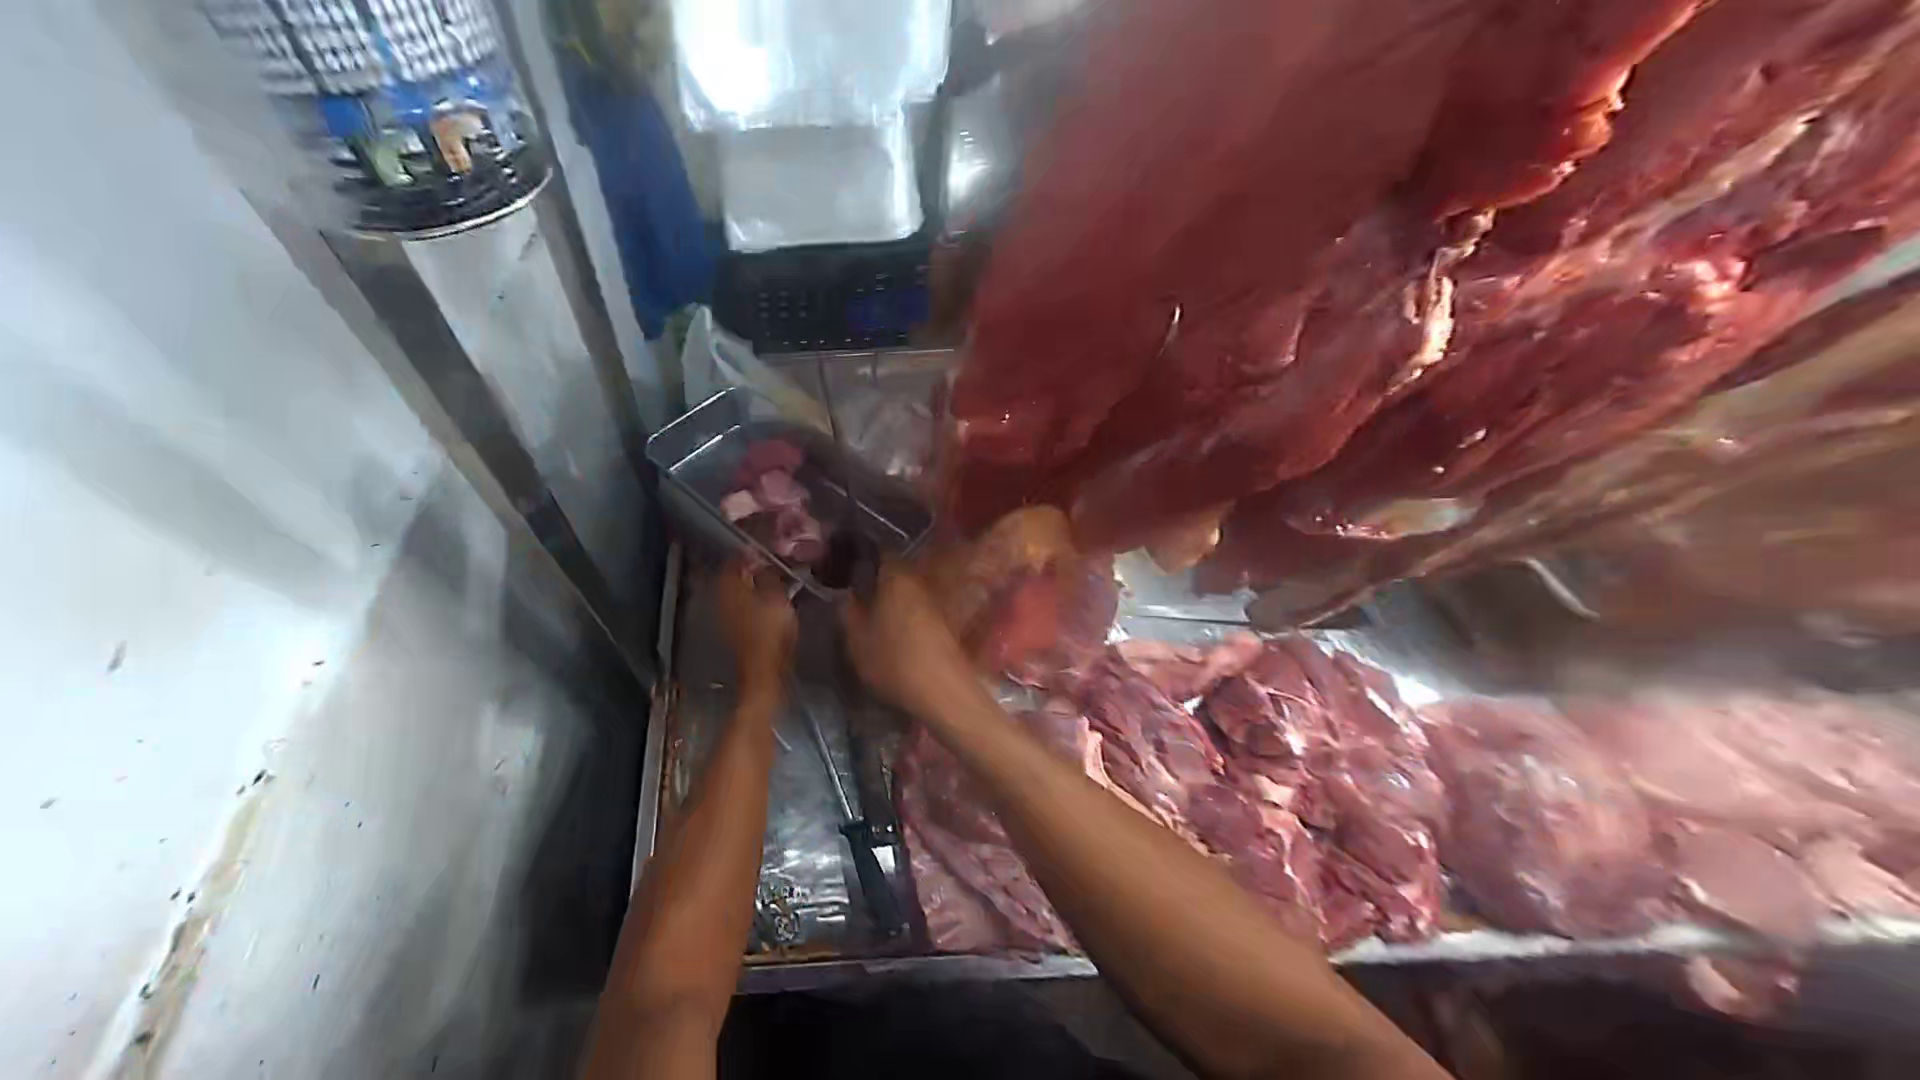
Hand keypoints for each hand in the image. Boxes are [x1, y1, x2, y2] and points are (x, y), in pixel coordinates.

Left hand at [714, 560, 795, 703]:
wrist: (763, 670)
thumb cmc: (770, 630)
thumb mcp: (777, 596)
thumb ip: (768, 574)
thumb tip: (760, 557)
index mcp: (729, 587)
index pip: (733, 560)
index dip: (748, 551)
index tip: (764, 548)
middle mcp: (721, 599)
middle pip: (732, 576)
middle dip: (749, 568)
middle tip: (769, 563)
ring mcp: (726, 616)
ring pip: (737, 591)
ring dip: (751, 584)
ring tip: (771, 580)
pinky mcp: (735, 630)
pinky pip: (742, 606)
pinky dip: (753, 600)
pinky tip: (768, 601)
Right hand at [840, 561, 976, 721]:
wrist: (943, 691)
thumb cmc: (894, 661)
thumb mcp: (857, 641)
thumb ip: (849, 613)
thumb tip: (848, 595)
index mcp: (897, 577)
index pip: (881, 553)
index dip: (865, 557)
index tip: (850, 567)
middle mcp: (921, 581)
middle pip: (897, 572)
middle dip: (880, 579)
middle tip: (859, 592)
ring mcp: (938, 601)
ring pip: (911, 591)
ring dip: (896, 598)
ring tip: (876, 613)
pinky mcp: (948, 622)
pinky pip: (922, 608)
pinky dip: (909, 614)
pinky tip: (897, 630)